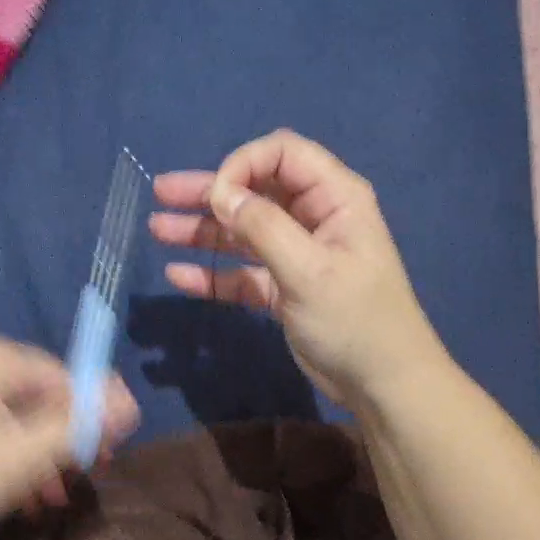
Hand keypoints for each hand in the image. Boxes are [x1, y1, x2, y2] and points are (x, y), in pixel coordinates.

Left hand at [0, 331, 139, 539]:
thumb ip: (80, 427)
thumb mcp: (23, 456)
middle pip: (42, 398)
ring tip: (47, 502)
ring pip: (17, 421)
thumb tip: (132, 403)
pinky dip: (8, 462)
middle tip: (79, 484)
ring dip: (39, 460)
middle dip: (64, 444)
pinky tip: (15, 499)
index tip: (107, 460)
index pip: (68, 377)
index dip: (93, 417)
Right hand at [150, 130, 445, 405]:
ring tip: (158, 229)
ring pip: (242, 232)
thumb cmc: (355, 319)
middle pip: (254, 191)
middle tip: (161, 194)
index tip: (214, 196)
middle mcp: (314, 218)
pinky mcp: (283, 290)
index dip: (242, 165)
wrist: (382, 384)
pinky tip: (178, 276)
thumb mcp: (309, 270)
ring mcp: (296, 255)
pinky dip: (212, 273)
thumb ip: (263, 228)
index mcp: (334, 199)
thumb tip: (220, 193)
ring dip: (202, 231)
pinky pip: (241, 273)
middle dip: (209, 193)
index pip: (282, 155)